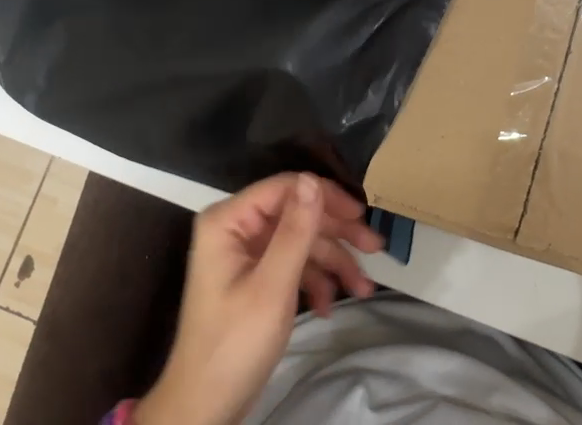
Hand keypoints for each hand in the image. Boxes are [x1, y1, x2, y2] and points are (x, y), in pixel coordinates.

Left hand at [137, 173, 382, 424]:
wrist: (205, 406)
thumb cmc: (235, 343)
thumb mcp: (273, 285)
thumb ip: (295, 231)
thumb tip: (314, 180)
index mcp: (229, 220)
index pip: (285, 188)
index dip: (326, 197)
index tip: (362, 216)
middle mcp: (235, 229)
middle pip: (296, 215)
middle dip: (337, 234)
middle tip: (376, 247)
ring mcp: (244, 255)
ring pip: (300, 243)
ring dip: (333, 263)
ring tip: (364, 289)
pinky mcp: (254, 280)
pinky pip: (292, 267)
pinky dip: (315, 283)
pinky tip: (331, 306)